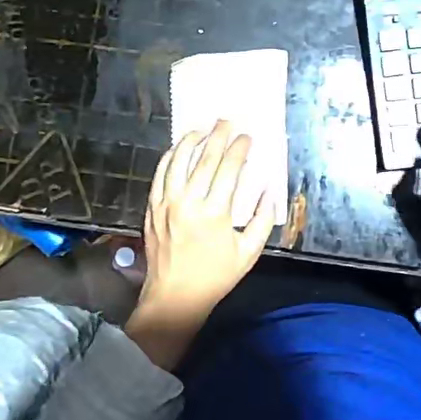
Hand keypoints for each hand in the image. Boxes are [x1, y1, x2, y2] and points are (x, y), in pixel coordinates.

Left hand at [129, 121, 277, 369]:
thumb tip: (268, 192)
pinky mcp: (152, 208)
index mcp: (215, 214)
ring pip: (178, 162)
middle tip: (226, 122)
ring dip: (191, 141)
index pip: (229, 170)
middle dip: (218, 137)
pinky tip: (178, 148)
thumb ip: (262, 221)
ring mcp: (166, 204)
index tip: (247, 137)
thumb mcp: (248, 254)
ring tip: (202, 128)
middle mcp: (189, 203)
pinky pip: (160, 175)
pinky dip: (169, 158)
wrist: (174, 297)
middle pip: (205, 160)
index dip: (239, 150)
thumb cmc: (215, 277)